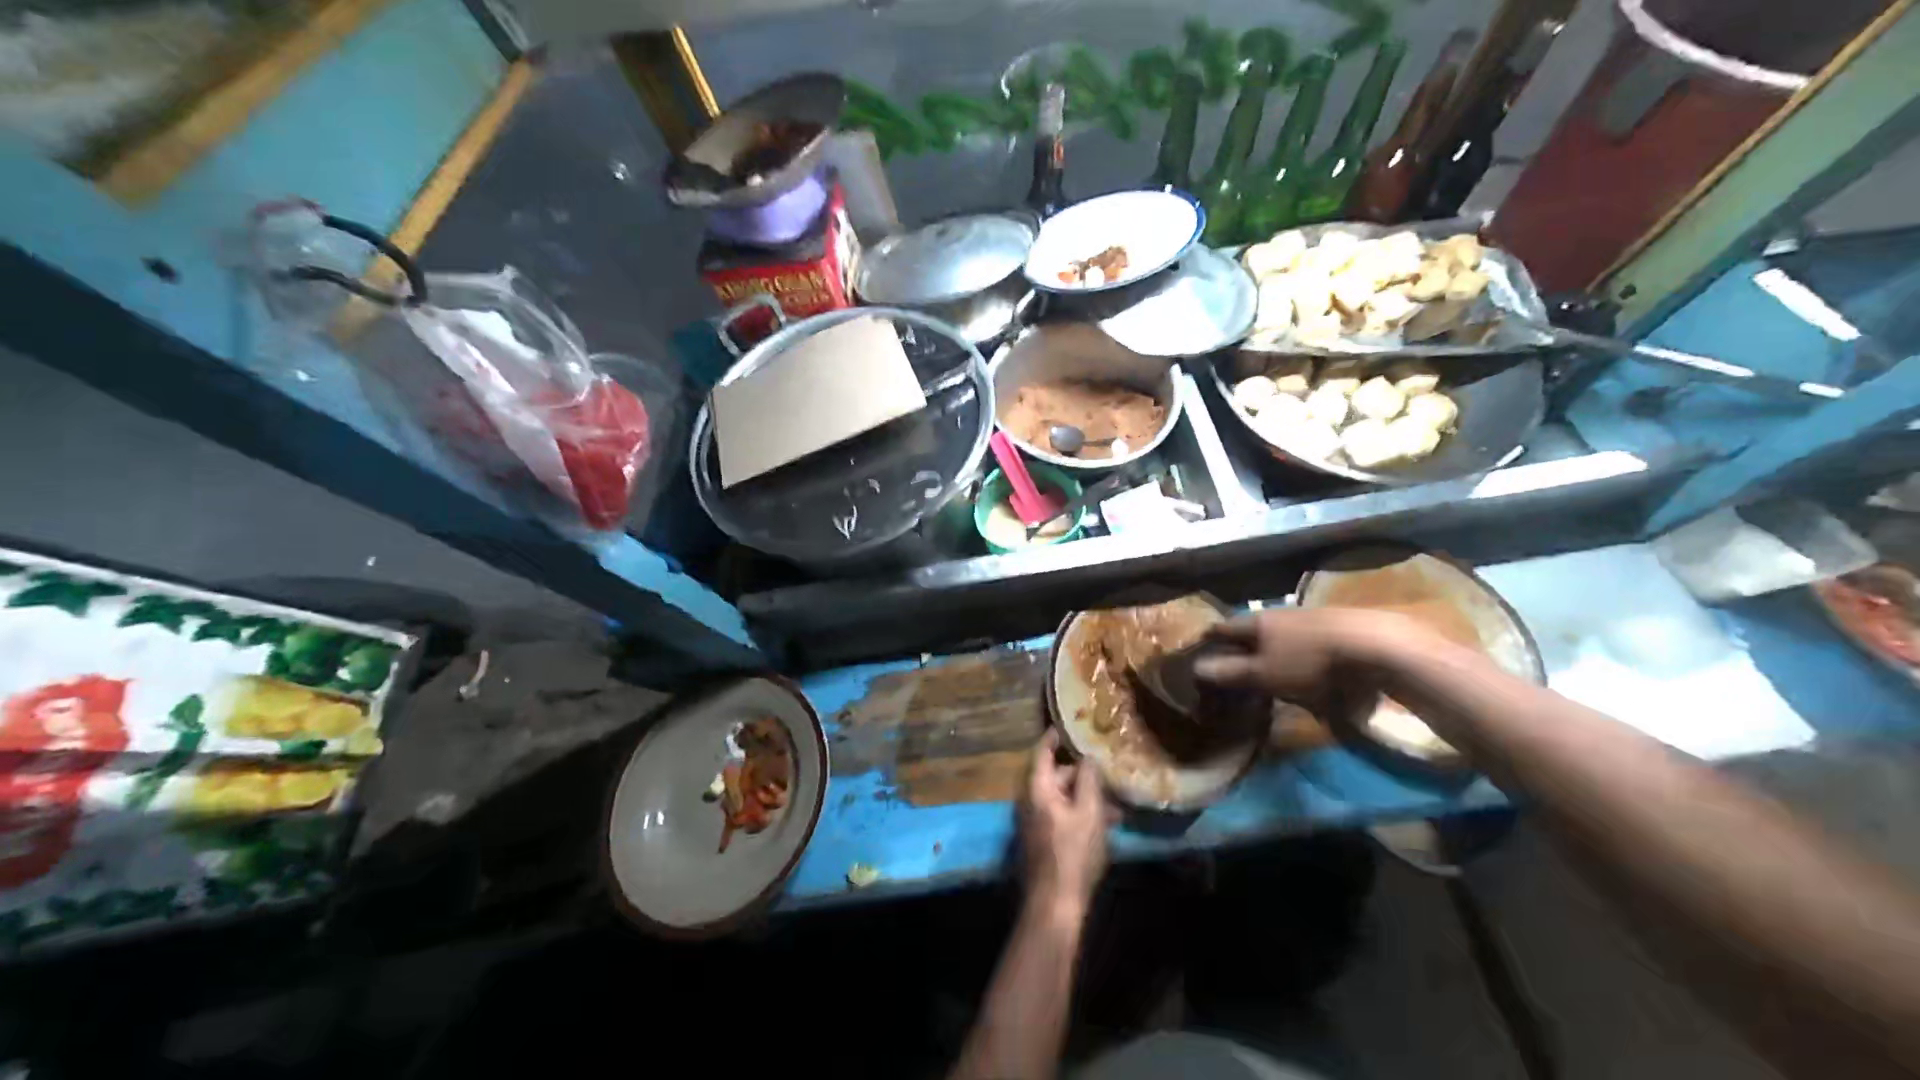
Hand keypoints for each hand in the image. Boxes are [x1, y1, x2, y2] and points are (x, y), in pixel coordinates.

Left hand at [1019, 730, 1112, 918]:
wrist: (1056, 903)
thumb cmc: (1073, 853)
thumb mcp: (1089, 812)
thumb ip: (1088, 780)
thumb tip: (1087, 757)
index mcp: (1037, 789)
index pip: (1042, 752)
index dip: (1054, 737)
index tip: (1067, 724)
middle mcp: (1030, 800)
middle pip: (1055, 776)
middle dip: (1081, 774)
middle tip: (1106, 771)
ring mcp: (1034, 821)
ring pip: (1061, 798)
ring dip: (1085, 797)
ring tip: (1115, 805)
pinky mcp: (1041, 839)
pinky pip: (1061, 815)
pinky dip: (1080, 813)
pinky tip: (1105, 824)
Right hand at [1192, 607, 1431, 697]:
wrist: (1375, 646)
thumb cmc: (1309, 661)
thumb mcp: (1264, 674)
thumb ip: (1231, 672)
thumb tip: (1195, 668)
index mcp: (1257, 622)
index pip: (1224, 627)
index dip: (1210, 638)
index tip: (1199, 648)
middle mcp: (1281, 614)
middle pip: (1255, 630)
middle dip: (1245, 646)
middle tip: (1236, 665)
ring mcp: (1311, 619)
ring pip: (1284, 635)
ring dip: (1277, 652)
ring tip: (1275, 671)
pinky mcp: (1339, 628)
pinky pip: (1311, 643)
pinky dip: (1304, 656)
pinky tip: (1313, 671)